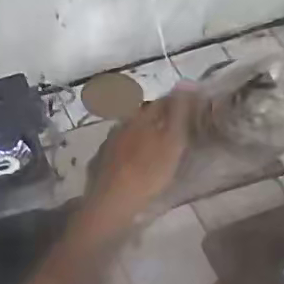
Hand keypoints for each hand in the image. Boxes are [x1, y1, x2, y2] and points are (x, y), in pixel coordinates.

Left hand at [82, 84, 196, 232]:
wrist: (113, 200)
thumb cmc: (148, 171)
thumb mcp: (172, 142)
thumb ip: (179, 113)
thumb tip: (185, 82)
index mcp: (141, 118)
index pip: (161, 103)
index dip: (174, 103)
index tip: (185, 108)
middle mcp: (121, 125)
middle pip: (140, 115)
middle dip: (154, 117)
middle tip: (167, 127)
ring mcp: (107, 143)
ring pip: (125, 131)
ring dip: (136, 133)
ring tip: (147, 145)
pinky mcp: (98, 162)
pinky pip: (113, 149)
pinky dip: (122, 150)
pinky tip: (126, 161)